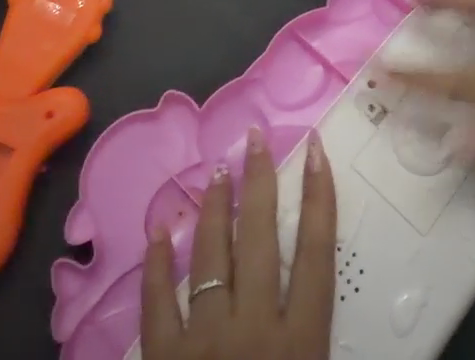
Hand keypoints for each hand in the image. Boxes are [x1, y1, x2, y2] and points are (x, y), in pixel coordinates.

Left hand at [141, 128, 336, 359]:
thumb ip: (313, 338)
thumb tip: (310, 290)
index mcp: (299, 340)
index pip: (315, 254)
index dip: (318, 197)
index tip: (314, 150)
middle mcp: (252, 325)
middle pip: (260, 240)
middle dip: (259, 182)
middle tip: (255, 137)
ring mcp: (204, 337)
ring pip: (211, 258)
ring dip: (215, 210)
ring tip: (218, 171)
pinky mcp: (163, 355)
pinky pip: (158, 301)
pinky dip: (157, 265)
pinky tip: (159, 230)